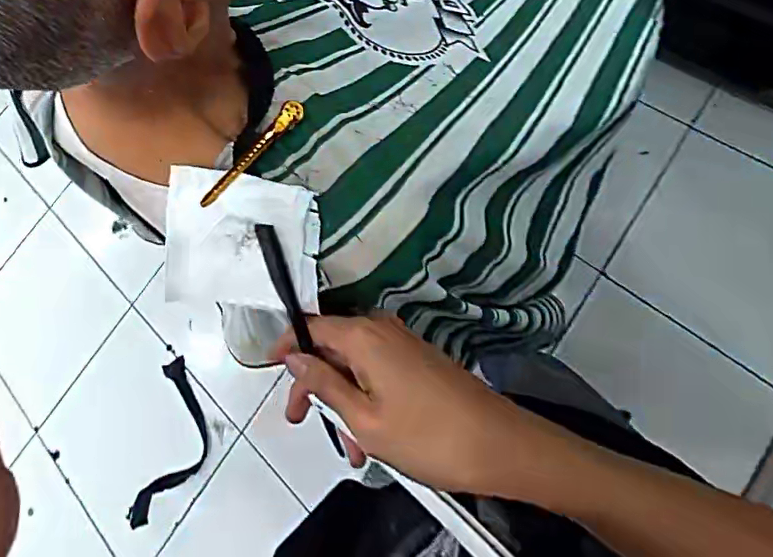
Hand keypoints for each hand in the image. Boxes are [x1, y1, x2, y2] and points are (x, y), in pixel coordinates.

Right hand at [278, 312, 590, 499]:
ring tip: (353, 444)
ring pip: (354, 363)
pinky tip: (373, 433)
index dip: (286, 345)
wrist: (500, 446)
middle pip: (331, 345)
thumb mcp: (364, 420)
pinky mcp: (416, 356)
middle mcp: (380, 328)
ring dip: (344, 398)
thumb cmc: (434, 436)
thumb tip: (296, 358)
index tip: (272, 365)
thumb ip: (323, 385)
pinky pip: (377, 368)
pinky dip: (366, 395)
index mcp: (362, 336)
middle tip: (305, 418)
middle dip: (317, 384)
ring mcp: (401, 341)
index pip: (309, 326)